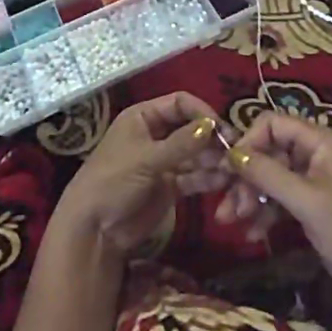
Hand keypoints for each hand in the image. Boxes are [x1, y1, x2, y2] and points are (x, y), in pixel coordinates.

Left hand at [55, 92, 223, 256]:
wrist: (96, 227)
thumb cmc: (113, 181)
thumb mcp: (145, 159)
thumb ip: (180, 144)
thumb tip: (212, 125)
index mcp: (142, 117)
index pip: (180, 103)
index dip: (202, 112)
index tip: (223, 129)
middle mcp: (156, 134)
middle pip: (193, 128)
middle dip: (213, 139)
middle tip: (235, 153)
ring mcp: (165, 160)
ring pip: (198, 153)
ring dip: (215, 160)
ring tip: (232, 171)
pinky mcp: (171, 185)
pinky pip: (196, 176)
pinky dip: (209, 178)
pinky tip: (224, 183)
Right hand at [216, 112, 331, 321]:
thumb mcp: (308, 203)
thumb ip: (268, 174)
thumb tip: (232, 154)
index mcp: (323, 144)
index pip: (273, 124)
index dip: (248, 141)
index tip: (230, 168)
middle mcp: (317, 156)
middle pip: (267, 152)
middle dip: (244, 177)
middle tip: (226, 204)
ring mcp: (314, 182)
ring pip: (268, 177)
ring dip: (247, 197)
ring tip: (229, 221)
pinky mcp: (311, 207)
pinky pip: (277, 199)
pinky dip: (262, 212)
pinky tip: (250, 232)